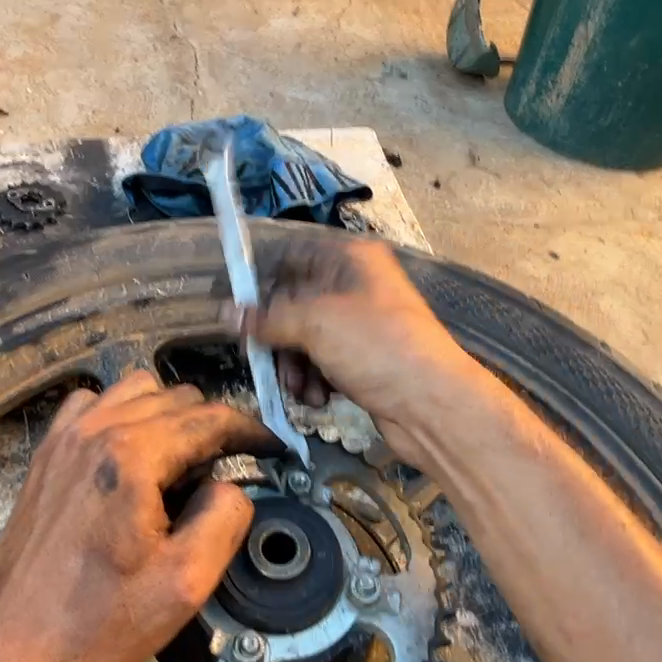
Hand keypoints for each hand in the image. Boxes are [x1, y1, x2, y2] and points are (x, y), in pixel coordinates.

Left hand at [0, 370, 269, 661]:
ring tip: (181, 460)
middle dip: (212, 426)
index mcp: (132, 456)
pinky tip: (129, 453)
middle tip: (227, 469)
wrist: (14, 652)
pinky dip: (123, 413)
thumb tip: (232, 483)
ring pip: (137, 389)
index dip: (250, 430)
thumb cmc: (101, 623)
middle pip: (177, 397)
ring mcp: (64, 437)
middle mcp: (96, 430)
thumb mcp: (186, 582)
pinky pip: (95, 403)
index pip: (210, 418)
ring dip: (170, 413)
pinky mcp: (46, 452)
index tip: (272, 450)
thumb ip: (225, 517)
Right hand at [228, 235, 504, 471]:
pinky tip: (318, 397)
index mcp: (351, 259)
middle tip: (263, 359)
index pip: (294, 256)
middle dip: (278, 336)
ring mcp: (361, 325)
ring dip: (294, 365)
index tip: (238, 308)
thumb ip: (268, 317)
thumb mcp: (315, 323)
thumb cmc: (378, 347)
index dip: (264, 281)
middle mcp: (356, 285)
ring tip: (300, 388)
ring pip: (305, 337)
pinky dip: (314, 379)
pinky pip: (323, 361)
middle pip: (295, 302)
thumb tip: (227, 313)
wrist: (434, 405)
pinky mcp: (364, 359)